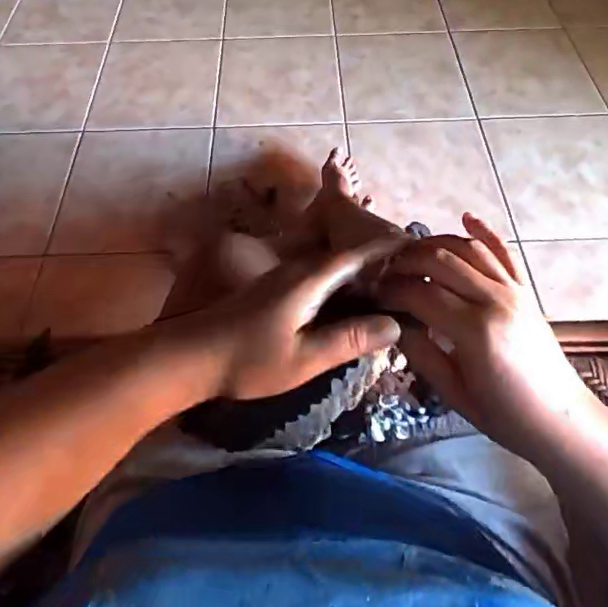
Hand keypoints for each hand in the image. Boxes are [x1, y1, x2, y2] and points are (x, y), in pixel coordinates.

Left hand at [193, 235, 407, 399]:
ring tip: (390, 284)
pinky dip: (343, 281)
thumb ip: (349, 339)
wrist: (191, 356)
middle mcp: (300, 268)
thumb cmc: (248, 359)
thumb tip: (394, 324)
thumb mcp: (304, 358)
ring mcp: (286, 276)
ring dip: (361, 269)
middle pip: (348, 254)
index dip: (388, 249)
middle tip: (413, 271)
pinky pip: (320, 275)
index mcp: (310, 278)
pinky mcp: (276, 288)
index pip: (358, 253)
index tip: (416, 247)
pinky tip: (351, 300)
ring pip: (333, 264)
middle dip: (380, 258)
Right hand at [380, 214, 603, 461]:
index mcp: (474, 331)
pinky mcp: (525, 289)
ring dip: (436, 242)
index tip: (375, 292)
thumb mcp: (454, 393)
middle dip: (407, 260)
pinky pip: (504, 252)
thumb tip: (394, 322)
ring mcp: (513, 290)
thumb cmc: (505, 416)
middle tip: (385, 271)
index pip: (421, 293)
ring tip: (410, 252)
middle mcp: (495, 300)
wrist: (560, 420)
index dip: (392, 289)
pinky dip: (485, 232)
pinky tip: (466, 218)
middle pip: (441, 260)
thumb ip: (421, 353)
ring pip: (468, 249)